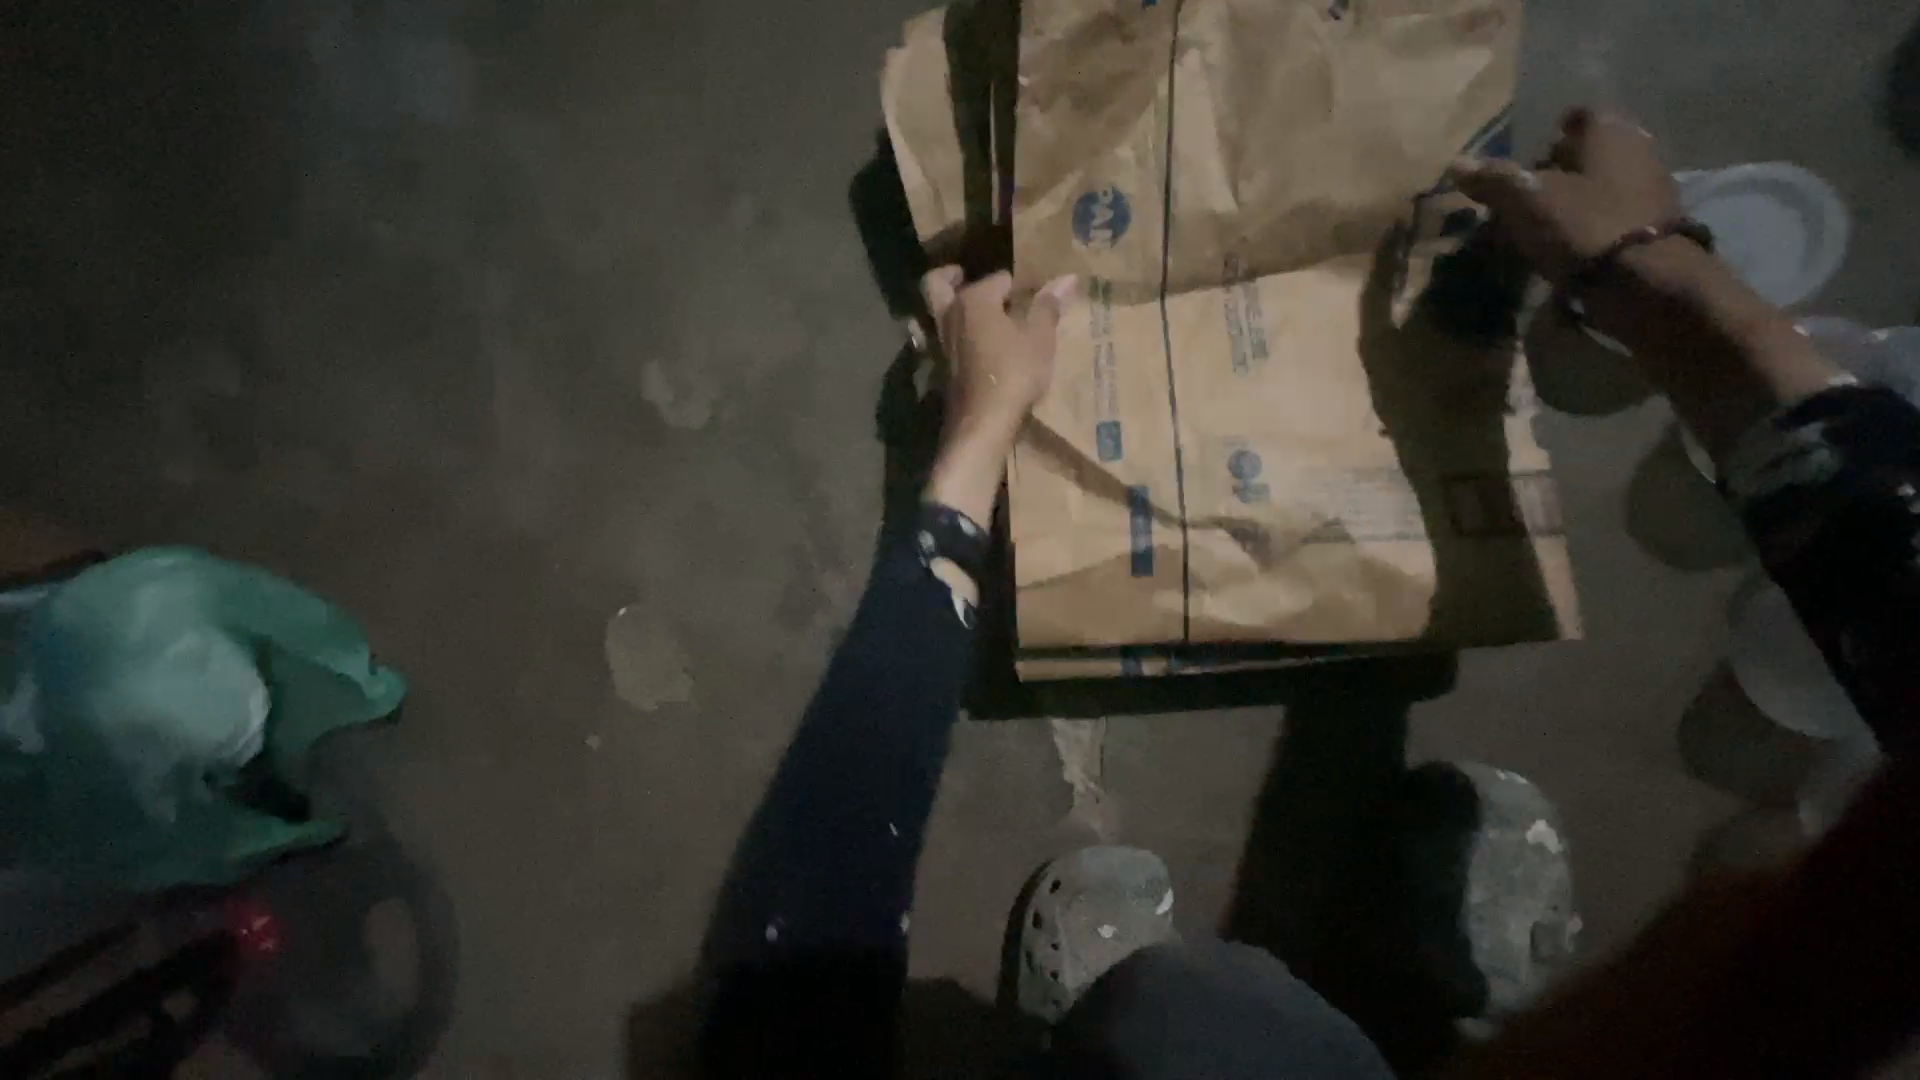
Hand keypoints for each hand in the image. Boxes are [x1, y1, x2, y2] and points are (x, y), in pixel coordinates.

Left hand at [919, 267, 1077, 524]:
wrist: (982, 423)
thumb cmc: (1014, 374)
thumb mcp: (1039, 339)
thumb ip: (1048, 307)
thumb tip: (1067, 278)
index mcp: (973, 300)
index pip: (995, 279)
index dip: (1013, 283)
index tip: (1028, 291)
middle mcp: (950, 316)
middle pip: (937, 285)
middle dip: (949, 276)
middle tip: (962, 275)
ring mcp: (941, 344)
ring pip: (937, 314)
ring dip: (951, 307)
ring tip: (977, 312)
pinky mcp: (940, 369)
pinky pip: (944, 340)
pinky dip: (955, 334)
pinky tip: (975, 344)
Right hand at [1449, 109, 1683, 284]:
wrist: (1640, 277)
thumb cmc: (1580, 224)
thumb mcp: (1525, 200)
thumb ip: (1493, 179)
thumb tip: (1457, 163)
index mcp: (1608, 133)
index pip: (1580, 116)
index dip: (1554, 129)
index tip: (1531, 149)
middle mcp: (1636, 149)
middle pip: (1591, 149)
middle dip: (1562, 164)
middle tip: (1529, 185)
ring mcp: (1648, 186)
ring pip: (1601, 180)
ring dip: (1573, 194)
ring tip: (1540, 218)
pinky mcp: (1649, 223)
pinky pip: (1609, 210)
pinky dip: (1586, 218)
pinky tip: (1564, 238)